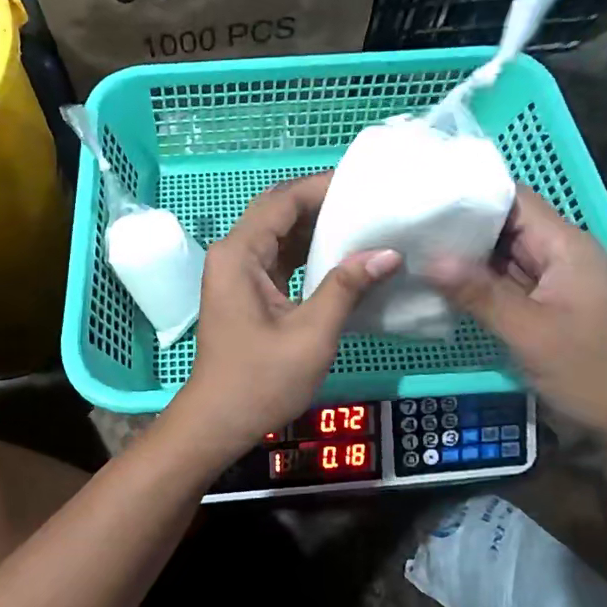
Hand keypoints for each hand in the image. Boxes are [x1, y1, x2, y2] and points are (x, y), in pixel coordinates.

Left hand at [176, 172, 400, 452]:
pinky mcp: (247, 292)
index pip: (283, 201)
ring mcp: (238, 273)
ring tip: (364, 223)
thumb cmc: (261, 381)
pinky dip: (308, 253)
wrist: (218, 422)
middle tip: (370, 202)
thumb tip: (387, 253)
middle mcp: (233, 254)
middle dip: (322, 203)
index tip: (366, 185)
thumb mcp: (311, 335)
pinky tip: (342, 256)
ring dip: (317, 228)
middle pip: (279, 211)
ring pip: (280, 234)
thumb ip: (346, 288)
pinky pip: (280, 258)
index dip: (323, 187)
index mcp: (239, 255)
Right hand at [427, 185, 606, 453]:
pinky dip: (475, 285)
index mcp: (566, 246)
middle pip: (504, 226)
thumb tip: (429, 259)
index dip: (471, 195)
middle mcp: (558, 256)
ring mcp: (550, 284)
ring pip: (501, 257)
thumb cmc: (590, 372)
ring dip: (464, 257)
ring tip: (412, 250)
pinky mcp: (542, 309)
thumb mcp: (530, 331)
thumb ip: (480, 293)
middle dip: (459, 226)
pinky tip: (438, 286)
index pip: (514, 200)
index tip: (424, 197)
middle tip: (407, 226)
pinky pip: (503, 286)